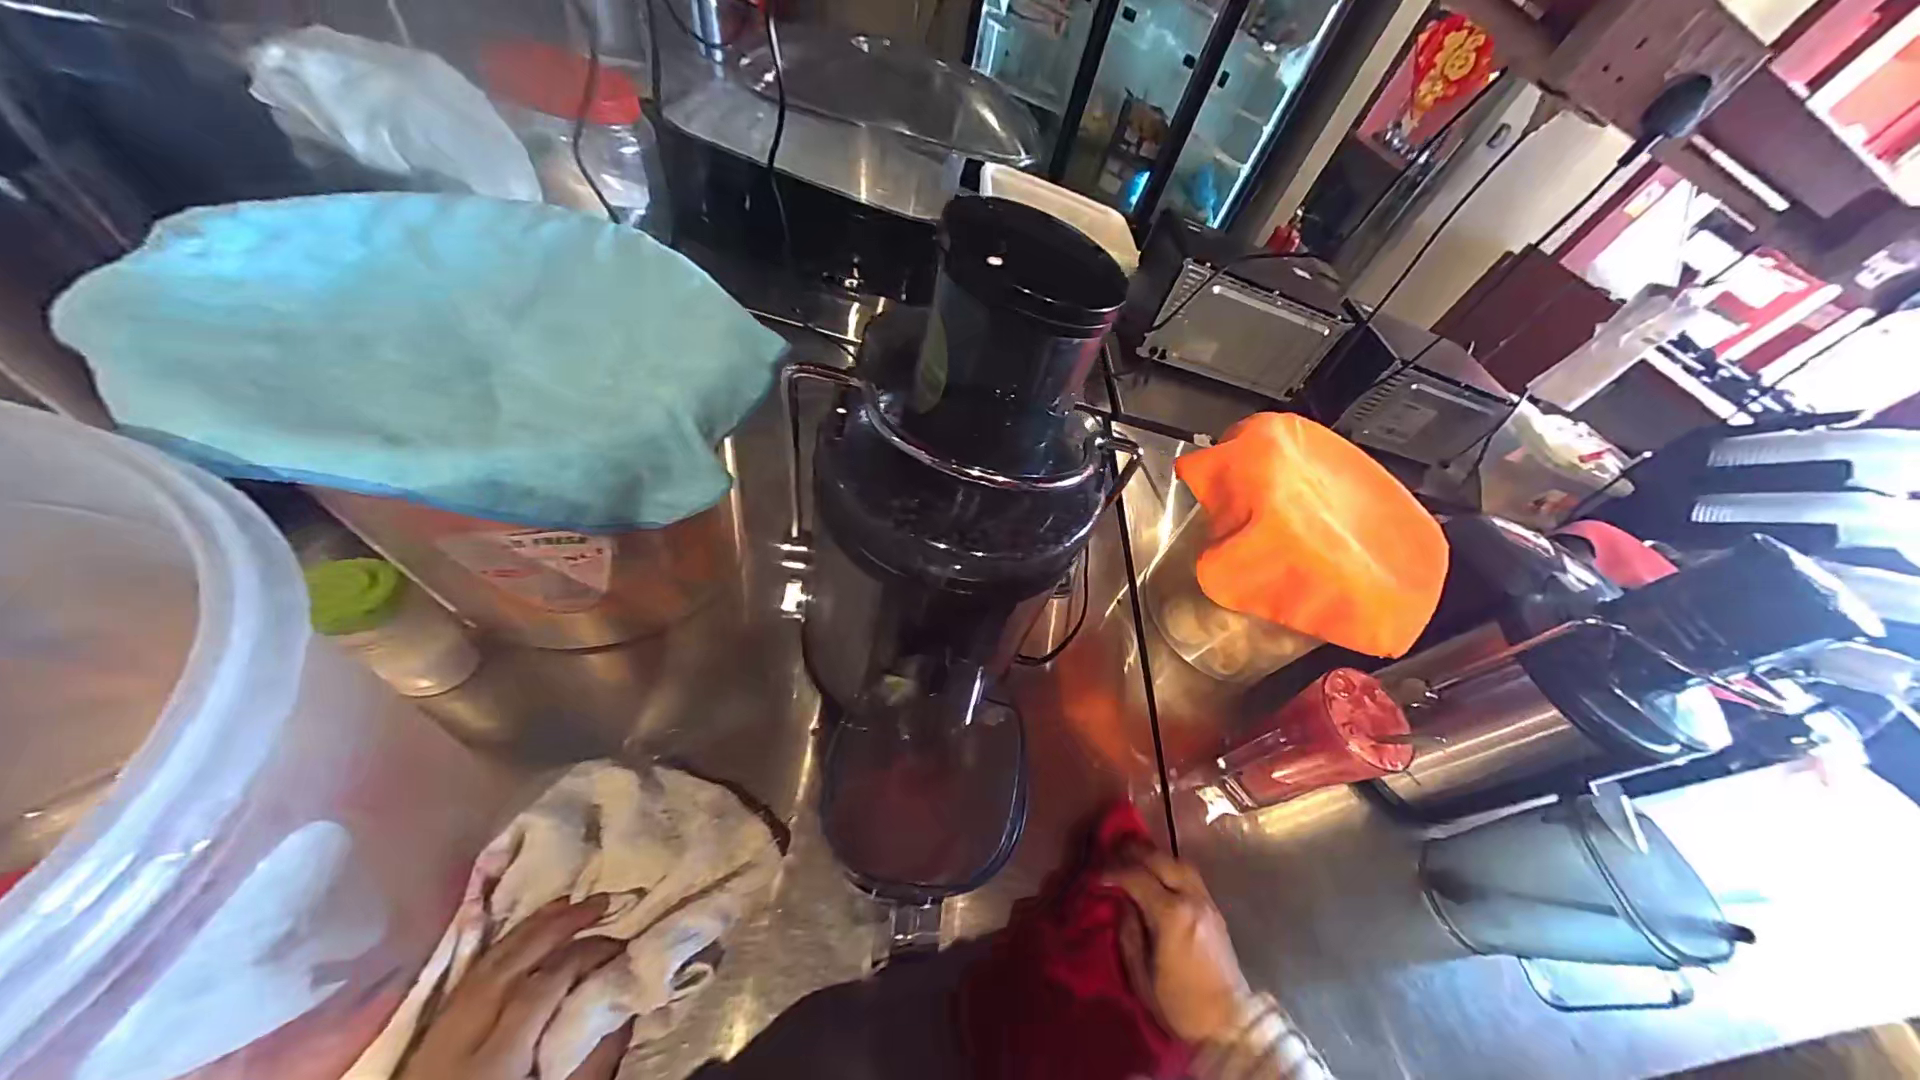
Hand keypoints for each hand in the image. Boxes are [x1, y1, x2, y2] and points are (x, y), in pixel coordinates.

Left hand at [400, 897, 633, 1079]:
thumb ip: (590, 1066)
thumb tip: (623, 1009)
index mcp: (494, 1063)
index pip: (543, 985)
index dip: (586, 955)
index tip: (620, 944)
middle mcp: (459, 1040)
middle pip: (512, 963)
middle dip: (561, 926)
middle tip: (604, 902)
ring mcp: (438, 1037)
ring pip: (487, 963)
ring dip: (532, 926)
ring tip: (571, 903)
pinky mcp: (429, 1038)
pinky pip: (470, 976)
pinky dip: (504, 945)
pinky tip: (527, 932)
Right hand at [1101, 849, 1253, 1044]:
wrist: (1230, 1027)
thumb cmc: (1180, 1005)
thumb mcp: (1141, 975)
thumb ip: (1129, 932)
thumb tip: (1122, 902)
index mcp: (1171, 915)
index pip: (1136, 876)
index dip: (1112, 872)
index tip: (1096, 877)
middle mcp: (1192, 899)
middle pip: (1160, 859)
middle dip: (1133, 852)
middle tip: (1112, 854)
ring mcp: (1207, 902)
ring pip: (1179, 861)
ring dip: (1155, 856)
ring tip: (1135, 859)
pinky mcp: (1216, 911)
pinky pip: (1191, 875)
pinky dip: (1171, 867)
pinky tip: (1159, 876)